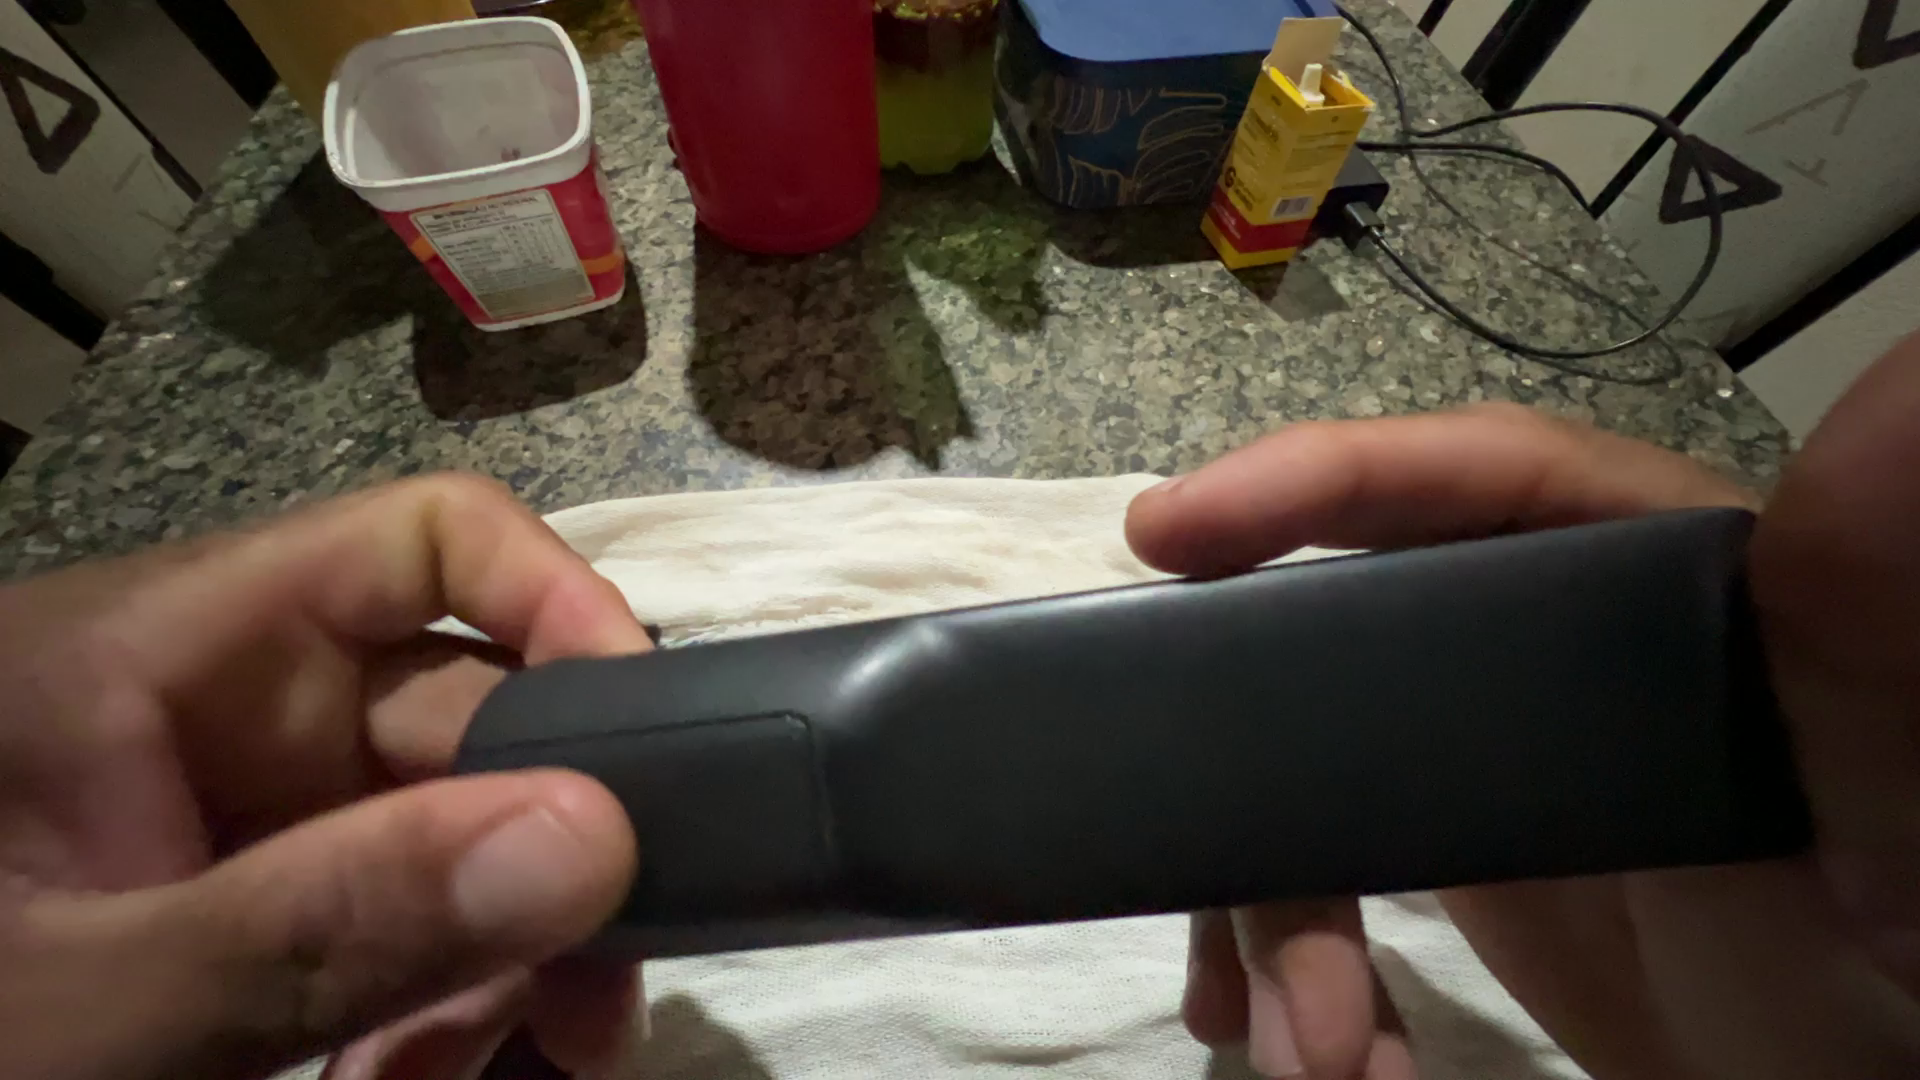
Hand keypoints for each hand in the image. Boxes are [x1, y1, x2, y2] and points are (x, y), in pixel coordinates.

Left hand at [0, 475, 653, 1079]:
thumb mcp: (68, 1021)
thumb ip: (322, 926)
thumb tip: (595, 838)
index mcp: (177, 650)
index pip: (434, 540)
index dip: (558, 596)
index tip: (645, 723)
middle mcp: (266, 709)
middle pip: (493, 715)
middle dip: (563, 842)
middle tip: (611, 979)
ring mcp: (294, 812)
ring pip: (491, 829)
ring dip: (528, 946)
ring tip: (553, 1055)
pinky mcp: (309, 900)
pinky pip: (445, 914)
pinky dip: (472, 994)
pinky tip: (450, 1068)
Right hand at [1125, 339, 1919, 1079]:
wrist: (1841, 1072)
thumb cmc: (1897, 942)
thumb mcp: (1903, 794)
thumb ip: (1882, 618)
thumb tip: (1917, 396)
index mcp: (1613, 568)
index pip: (1442, 479)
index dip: (1296, 480)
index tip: (1164, 528)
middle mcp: (1499, 630)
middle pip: (1310, 632)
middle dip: (1242, 747)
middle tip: (1196, 835)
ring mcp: (1439, 731)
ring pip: (1280, 766)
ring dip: (1262, 900)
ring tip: (1293, 1035)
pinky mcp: (1405, 820)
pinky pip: (1289, 849)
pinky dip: (1263, 934)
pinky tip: (1266, 1013)